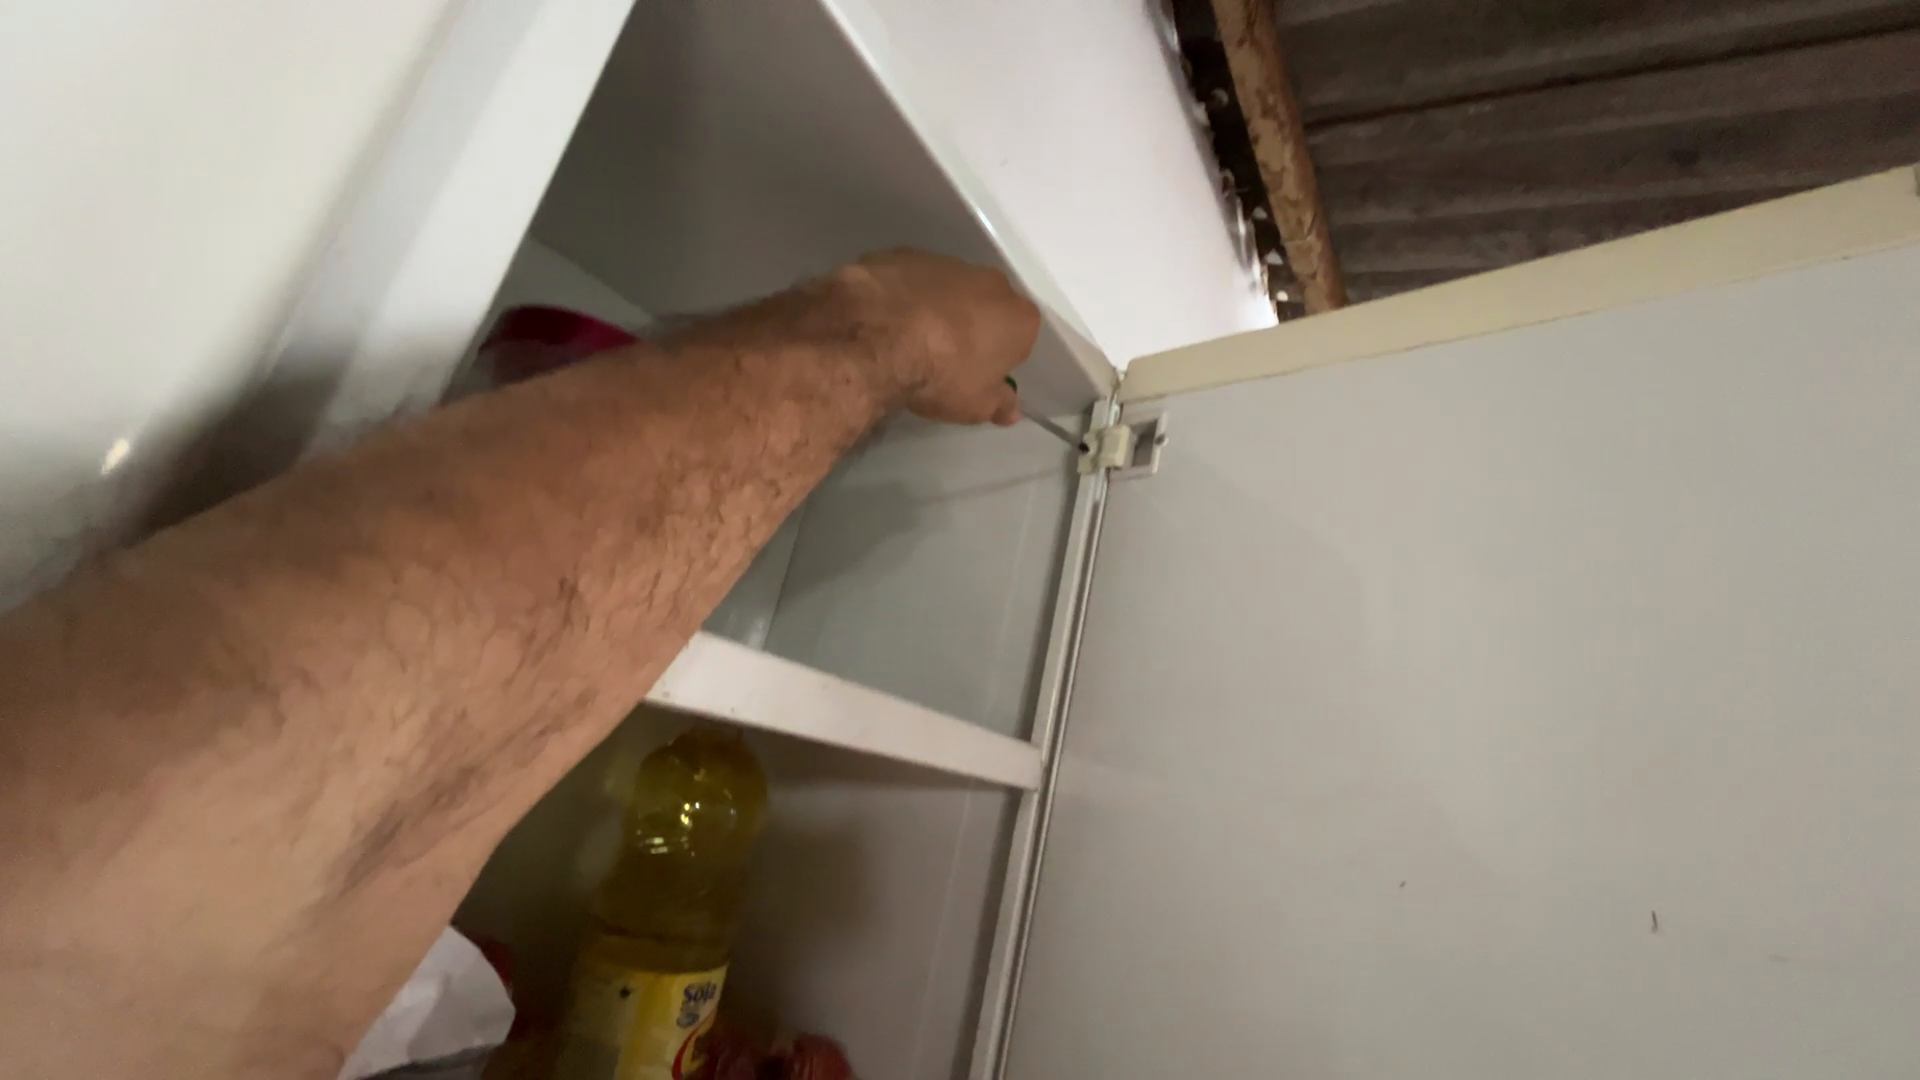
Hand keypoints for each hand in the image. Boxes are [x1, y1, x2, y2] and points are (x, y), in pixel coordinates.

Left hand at [830, 250, 1038, 425]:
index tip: (978, 375)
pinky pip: (911, 280)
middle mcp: (990, 282)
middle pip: (987, 306)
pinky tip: (886, 319)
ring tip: (910, 340)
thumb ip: (999, 404)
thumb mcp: (976, 405)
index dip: (999, 358)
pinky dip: (904, 296)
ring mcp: (947, 262)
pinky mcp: (905, 254)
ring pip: (949, 289)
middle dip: (972, 327)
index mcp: (1018, 318)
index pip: (1020, 337)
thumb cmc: (943, 375)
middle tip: (946, 358)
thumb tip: (1012, 411)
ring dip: (937, 309)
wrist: (881, 337)